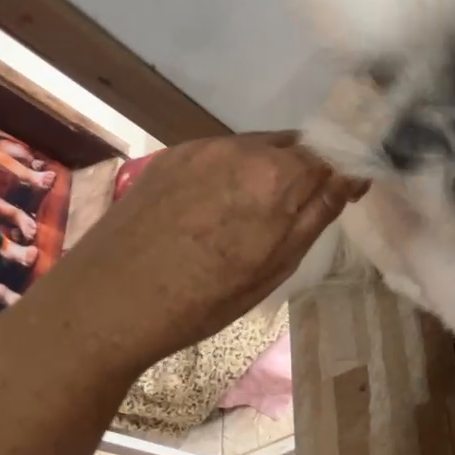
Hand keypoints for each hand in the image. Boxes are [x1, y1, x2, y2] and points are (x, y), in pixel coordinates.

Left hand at [9, 131, 365, 376]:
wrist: (102, 307)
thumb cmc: (204, 297)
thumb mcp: (279, 264)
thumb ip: (320, 212)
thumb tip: (352, 175)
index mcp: (278, 175)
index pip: (334, 155)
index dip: (344, 175)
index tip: (345, 198)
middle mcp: (242, 148)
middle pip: (296, 147)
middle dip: (306, 172)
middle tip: (297, 214)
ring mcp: (202, 149)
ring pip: (258, 149)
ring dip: (270, 172)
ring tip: (254, 216)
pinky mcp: (169, 157)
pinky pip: (222, 155)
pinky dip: (234, 173)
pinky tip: (218, 211)